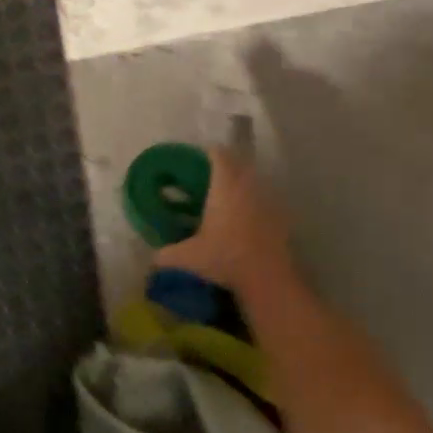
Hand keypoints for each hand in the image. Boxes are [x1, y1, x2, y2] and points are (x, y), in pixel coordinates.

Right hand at [150, 148, 293, 291]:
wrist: (268, 279)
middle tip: (207, 179)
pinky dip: (253, 204)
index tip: (198, 159)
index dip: (209, 153)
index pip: (219, 155)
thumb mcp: (187, 258)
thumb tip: (151, 260)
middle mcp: (248, 187)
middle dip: (225, 167)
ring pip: (253, 182)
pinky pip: (264, 201)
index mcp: (225, 187)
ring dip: (240, 186)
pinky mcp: (281, 217)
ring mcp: (268, 201)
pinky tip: (242, 222)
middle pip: (239, 164)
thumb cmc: (225, 258)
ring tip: (224, 200)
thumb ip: (165, 255)